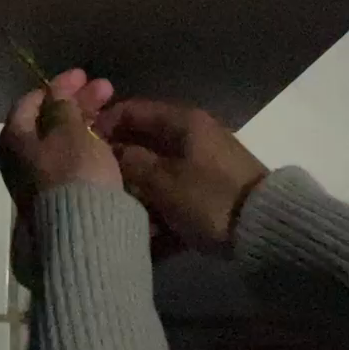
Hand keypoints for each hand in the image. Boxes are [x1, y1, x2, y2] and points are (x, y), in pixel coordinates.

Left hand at [0, 69, 119, 206]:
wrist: (82, 231)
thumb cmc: (72, 172)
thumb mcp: (68, 131)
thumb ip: (62, 105)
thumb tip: (54, 90)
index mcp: (14, 138)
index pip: (31, 101)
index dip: (58, 85)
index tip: (83, 74)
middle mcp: (20, 157)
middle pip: (48, 120)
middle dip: (76, 101)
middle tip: (106, 88)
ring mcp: (37, 177)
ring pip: (61, 139)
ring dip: (84, 121)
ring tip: (111, 109)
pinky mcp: (57, 193)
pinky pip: (69, 158)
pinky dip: (86, 142)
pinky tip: (105, 137)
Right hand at [96, 100, 268, 253]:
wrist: (267, 232)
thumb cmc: (210, 198)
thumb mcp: (163, 180)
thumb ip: (130, 161)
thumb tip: (108, 151)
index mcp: (182, 122)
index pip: (133, 110)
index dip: (104, 125)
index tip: (81, 148)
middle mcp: (193, 137)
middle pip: (143, 146)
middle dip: (120, 169)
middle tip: (99, 189)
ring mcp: (203, 166)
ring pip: (157, 175)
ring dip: (139, 196)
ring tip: (123, 219)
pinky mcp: (210, 194)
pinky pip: (175, 198)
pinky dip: (161, 214)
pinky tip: (150, 239)